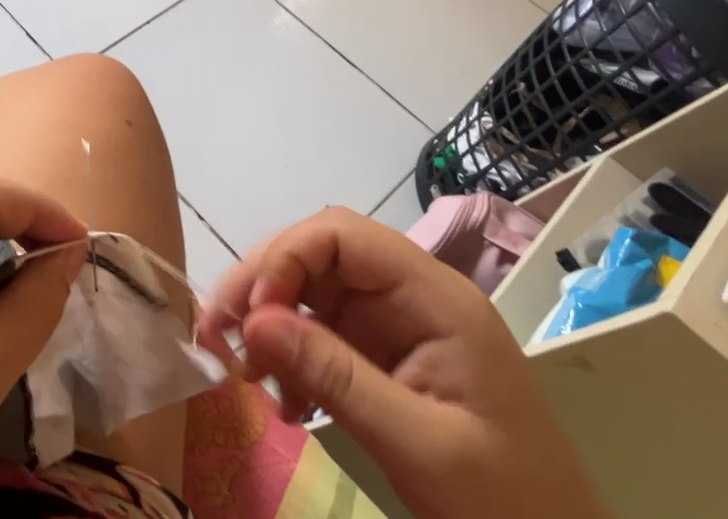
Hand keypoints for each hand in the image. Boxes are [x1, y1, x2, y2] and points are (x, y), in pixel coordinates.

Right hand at [197, 208, 607, 518]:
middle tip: (219, 337)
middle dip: (261, 289)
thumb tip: (253, 321)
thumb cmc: (508, 503)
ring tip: (244, 375)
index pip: (341, 235)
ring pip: (307, 292)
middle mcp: (408, 297)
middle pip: (315, 256)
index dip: (285, 258)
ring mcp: (392, 325)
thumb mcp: (421, 445)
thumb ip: (336, 377)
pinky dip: (285, 359)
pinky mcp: (378, 356)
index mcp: (435, 298)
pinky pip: (314, 334)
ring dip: (267, 325)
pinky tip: (283, 403)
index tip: (250, 314)